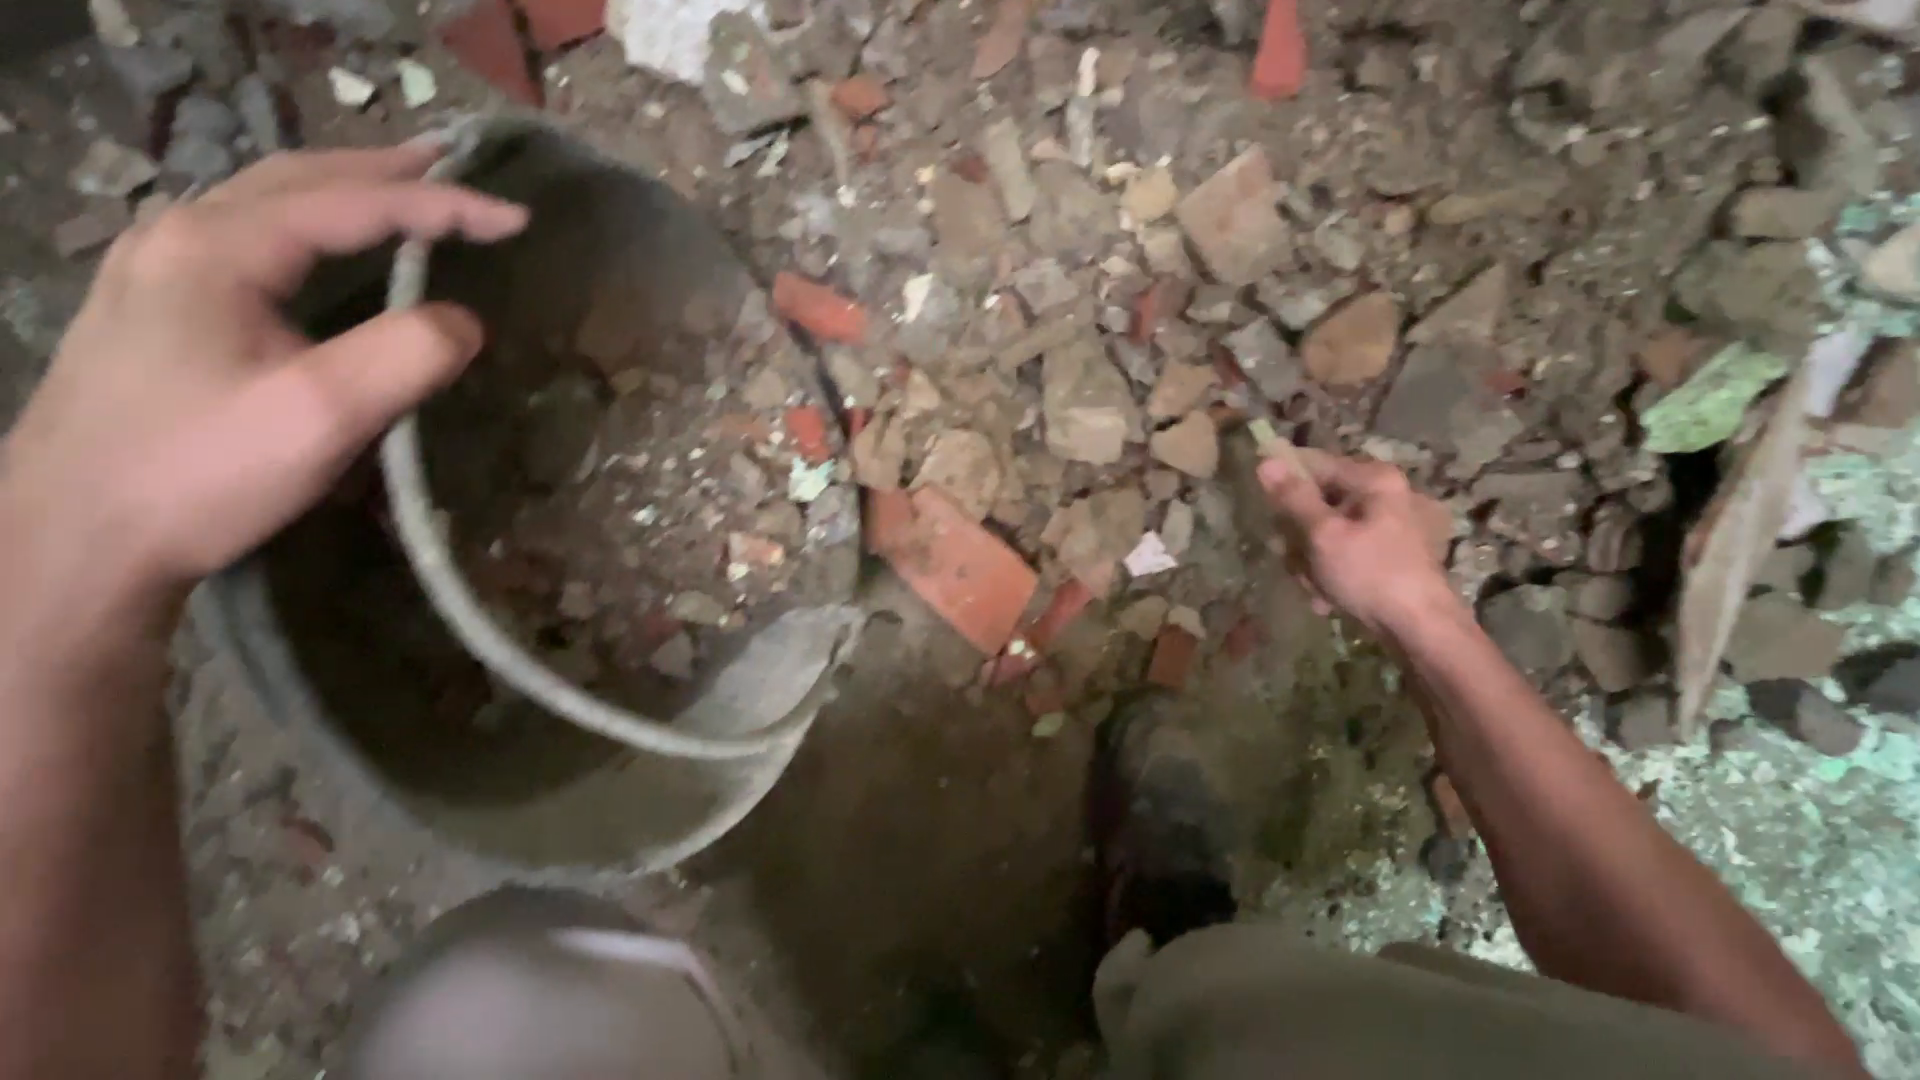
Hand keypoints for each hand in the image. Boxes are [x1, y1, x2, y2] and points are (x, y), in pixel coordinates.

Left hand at [0, 142, 527, 602]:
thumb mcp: (323, 413)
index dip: (444, 206)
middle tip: (459, 169)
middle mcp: (180, 238)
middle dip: (389, 172)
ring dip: (348, 191)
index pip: (353, 204)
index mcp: (218, 247)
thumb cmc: (201, 471)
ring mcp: (159, 271)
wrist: (77, 540)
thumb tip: (465, 322)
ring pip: (268, 203)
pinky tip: (331, 246)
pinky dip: (314, 226)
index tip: (518, 218)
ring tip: (407, 191)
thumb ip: (407, 353)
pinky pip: (252, 239)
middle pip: (300, 179)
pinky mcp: (160, 310)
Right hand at [1257, 449, 1458, 634]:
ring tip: (1315, 585)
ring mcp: (1390, 523)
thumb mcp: (1323, 535)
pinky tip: (1329, 594)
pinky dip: (1331, 570)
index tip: (1268, 515)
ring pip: (1326, 530)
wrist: (1420, 627)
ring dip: (1310, 559)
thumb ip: (1293, 498)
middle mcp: (1386, 493)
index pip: (1313, 463)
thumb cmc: (1370, 574)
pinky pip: (1345, 549)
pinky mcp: (1390, 551)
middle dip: (1298, 535)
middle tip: (1292, 560)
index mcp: (1374, 479)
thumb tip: (1266, 460)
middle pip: (1317, 501)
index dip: (1284, 485)